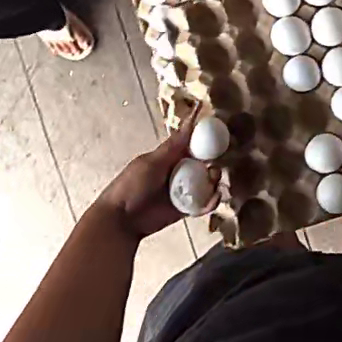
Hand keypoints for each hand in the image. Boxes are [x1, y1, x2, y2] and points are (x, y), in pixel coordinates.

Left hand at [86, 113, 204, 241]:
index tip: (220, 136)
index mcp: (169, 157)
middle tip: (216, 165)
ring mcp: (182, 191)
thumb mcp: (151, 163)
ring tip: (214, 181)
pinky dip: (211, 201)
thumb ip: (172, 147)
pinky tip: (215, 197)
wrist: (121, 220)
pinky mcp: (186, 209)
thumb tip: (190, 122)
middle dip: (213, 163)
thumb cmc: (131, 186)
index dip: (205, 141)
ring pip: (206, 184)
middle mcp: (178, 172)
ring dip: (213, 182)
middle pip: (203, 165)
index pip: (192, 145)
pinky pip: (203, 203)